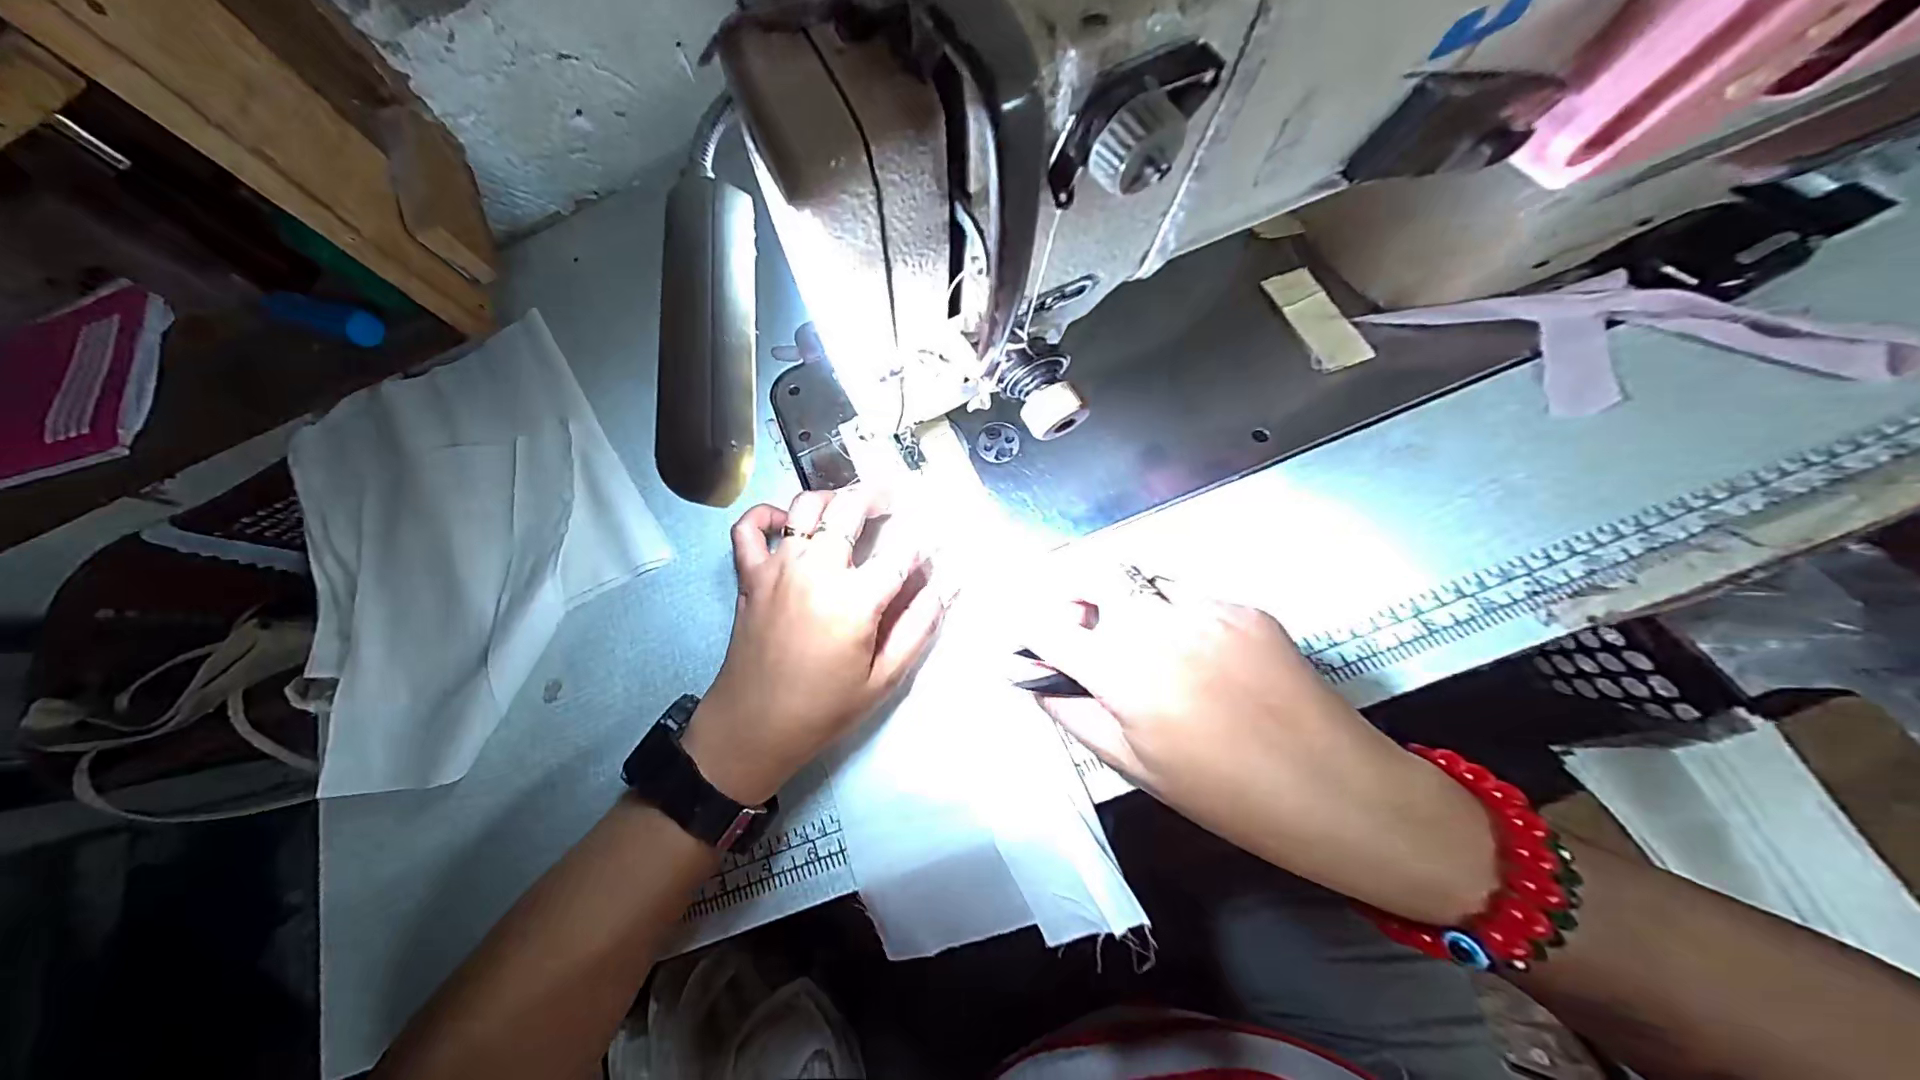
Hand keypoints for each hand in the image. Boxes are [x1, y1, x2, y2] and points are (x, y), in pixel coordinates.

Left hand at [681, 487, 944, 804]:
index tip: (935, 544)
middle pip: (850, 508)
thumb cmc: (824, 708)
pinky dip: (767, 514)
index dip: (925, 542)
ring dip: (833, 498)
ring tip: (850, 508)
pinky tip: (786, 522)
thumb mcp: (884, 678)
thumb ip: (919, 626)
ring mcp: (777, 568)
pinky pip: (749, 527)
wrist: (753, 728)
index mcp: (854, 600)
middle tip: (895, 502)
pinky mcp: (749, 575)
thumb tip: (947, 584)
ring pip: (805, 505)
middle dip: (880, 497)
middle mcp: (815, 571)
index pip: (901, 550)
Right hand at [1020, 575, 1498, 924]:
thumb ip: (1076, 714)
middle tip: (1096, 648)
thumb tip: (1038, 681)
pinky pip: (1191, 602)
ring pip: (1143, 593)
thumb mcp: (1135, 766)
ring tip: (1166, 664)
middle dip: (1082, 610)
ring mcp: (1207, 610)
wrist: (1337, 789)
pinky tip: (1211, 665)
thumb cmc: (1225, 795)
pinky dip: (1183, 625)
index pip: (1049, 625)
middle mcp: (1159, 628)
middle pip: (1094, 587)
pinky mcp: (1245, 607)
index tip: (1037, 645)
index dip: (1034, 632)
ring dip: (1135, 618)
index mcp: (1125, 675)